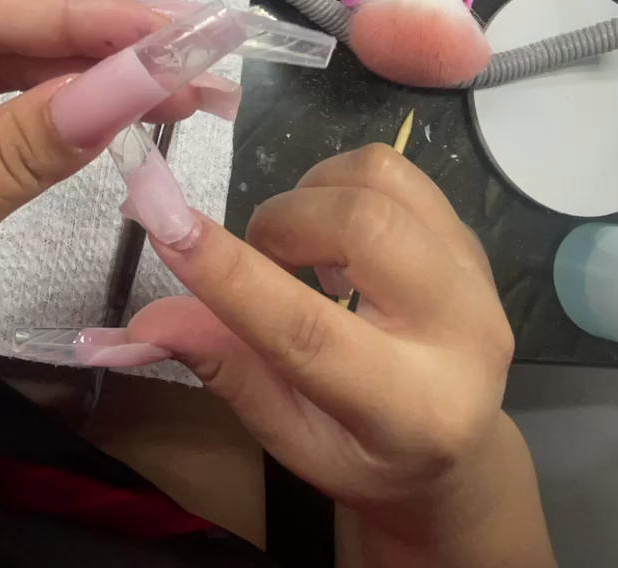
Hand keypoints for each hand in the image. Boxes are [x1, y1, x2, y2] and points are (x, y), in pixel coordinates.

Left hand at [0, 0, 211, 410]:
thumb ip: (20, 148)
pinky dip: (59, 118)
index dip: (83, 15)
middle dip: (100, 44)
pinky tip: (112, 115)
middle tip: (196, 58)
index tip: (172, 29)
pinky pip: (3, 113)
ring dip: (90, 78)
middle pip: (7, 31)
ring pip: (13, 69)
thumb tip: (131, 86)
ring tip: (180, 90)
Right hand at [125, 145, 551, 561]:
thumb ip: (222, 367)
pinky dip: (338, 181)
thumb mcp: (285, 432)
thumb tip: (139, 324)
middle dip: (282, 223)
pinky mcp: (471, 238)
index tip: (164, 225)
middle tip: (263, 256)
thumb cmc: (358, 449)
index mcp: (409, 410)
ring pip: (376, 180)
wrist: (454, 447)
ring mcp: (478, 278)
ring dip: (310, 196)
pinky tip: (333, 227)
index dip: (229, 274)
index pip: (307, 331)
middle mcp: (462, 338)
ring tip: (301, 245)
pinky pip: (392, 168)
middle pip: (363, 227)